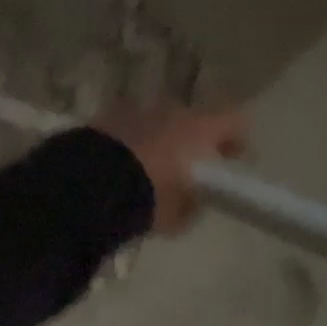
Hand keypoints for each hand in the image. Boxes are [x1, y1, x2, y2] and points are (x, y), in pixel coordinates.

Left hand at [92, 103, 247, 234]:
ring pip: (154, 121)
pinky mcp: (102, 117)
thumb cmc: (147, 199)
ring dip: (154, 138)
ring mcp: (134, 110)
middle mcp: (170, 110)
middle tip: (182, 167)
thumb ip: (192, 204)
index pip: (234, 121)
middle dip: (188, 140)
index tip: (232, 157)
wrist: (90, 186)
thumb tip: (191, 200)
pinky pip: (124, 127)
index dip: (236, 139)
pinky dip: (126, 141)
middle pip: (190, 119)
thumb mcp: (178, 215)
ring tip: (143, 167)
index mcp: (199, 128)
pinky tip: (116, 164)